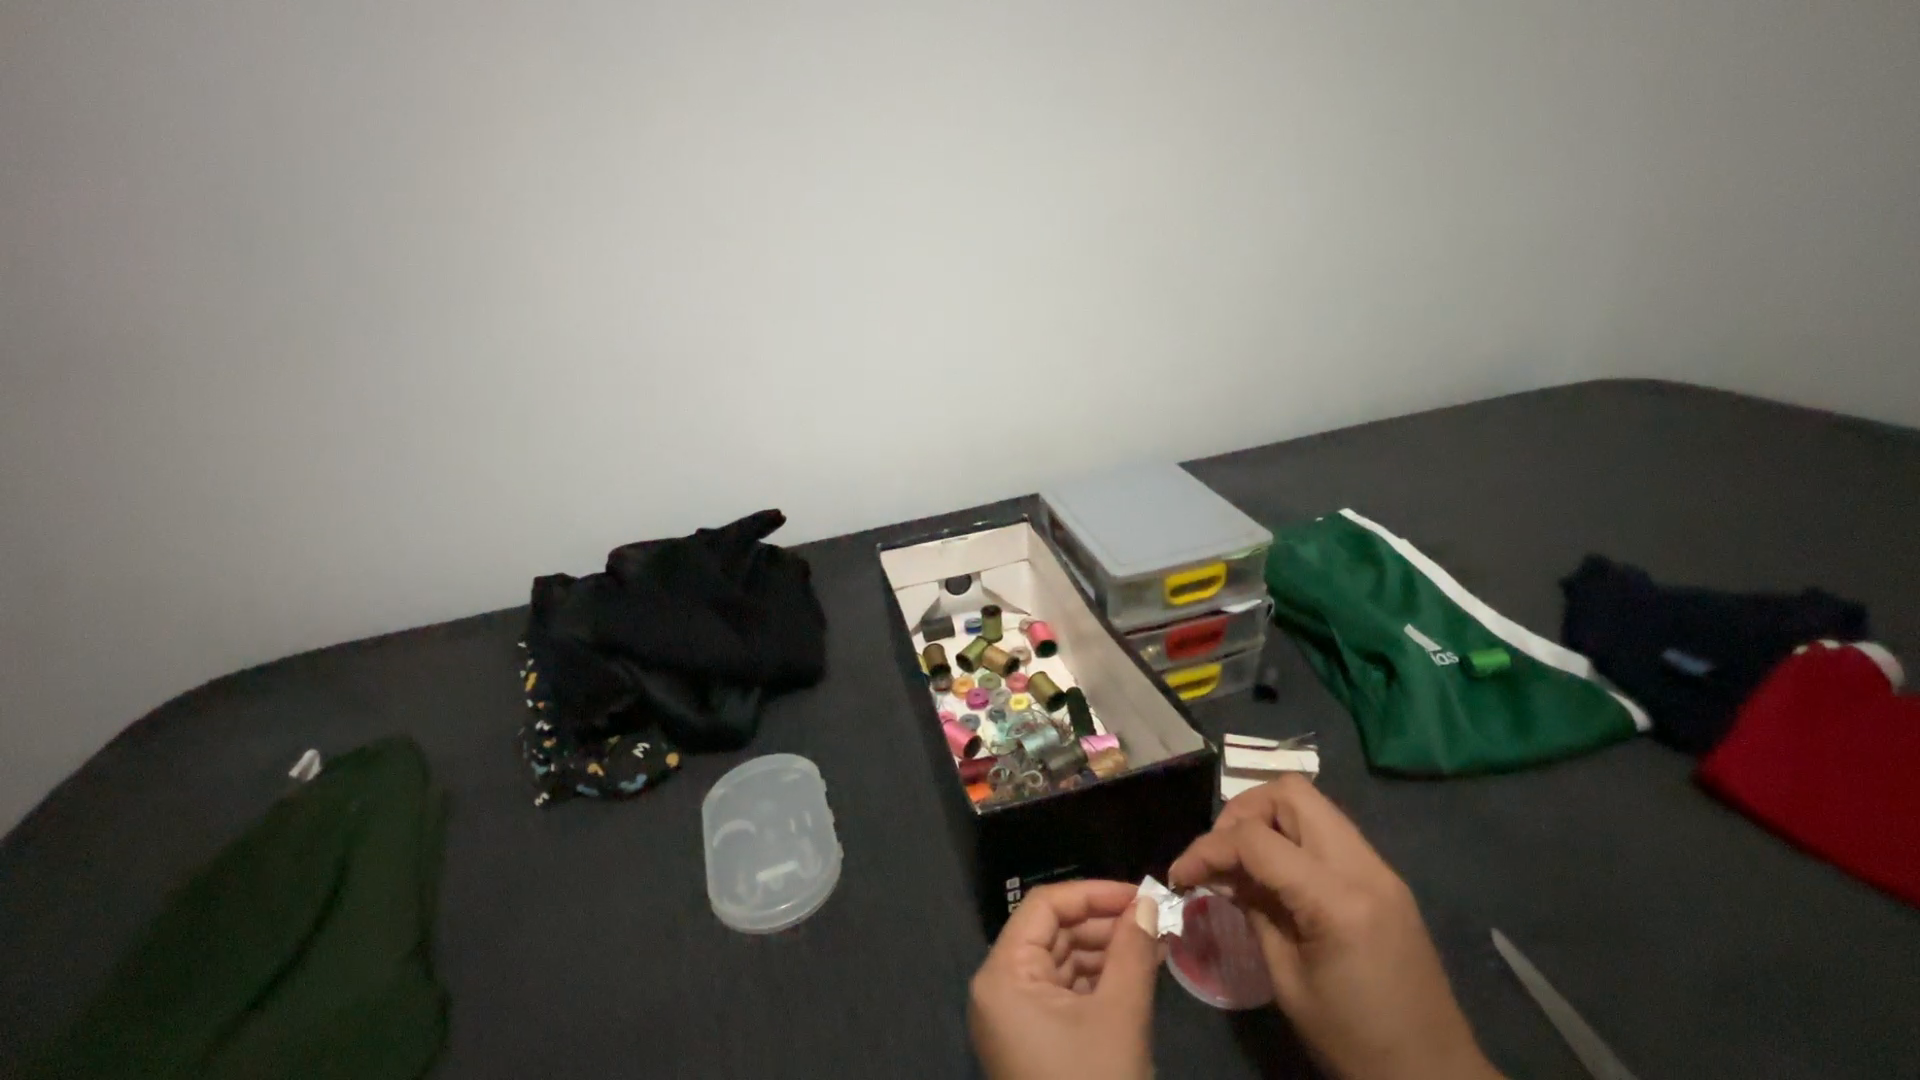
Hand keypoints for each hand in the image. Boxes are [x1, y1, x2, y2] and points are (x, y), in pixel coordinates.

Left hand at [968, 880, 1161, 1079]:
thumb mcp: (1119, 1013)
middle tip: (1155, 920)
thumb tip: (1147, 902)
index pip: (1044, 908)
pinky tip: (1137, 973)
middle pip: (1052, 932)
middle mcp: (1000, 988)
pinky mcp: (1033, 1041)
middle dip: (1104, 924)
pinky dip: (1099, 981)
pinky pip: (1065, 993)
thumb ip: (1132, 950)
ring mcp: (1015, 1017)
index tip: (1140, 894)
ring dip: (1106, 951)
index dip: (1093, 894)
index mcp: (1003, 974)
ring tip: (1154, 944)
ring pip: (1062, 962)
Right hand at [1170, 776, 1499, 1079]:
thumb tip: (1222, 875)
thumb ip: (1254, 912)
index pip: (1256, 840)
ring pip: (1312, 804)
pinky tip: (1274, 875)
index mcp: (1337, 900)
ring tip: (1240, 862)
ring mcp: (1380, 869)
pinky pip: (1329, 832)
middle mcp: (1364, 867)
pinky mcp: (1384, 879)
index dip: (1207, 848)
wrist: (1434, 1076)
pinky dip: (1292, 837)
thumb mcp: (1287, 981)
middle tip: (1218, 854)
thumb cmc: (1353, 1041)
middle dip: (1241, 812)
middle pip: (1291, 793)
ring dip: (1267, 820)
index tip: (1180, 874)